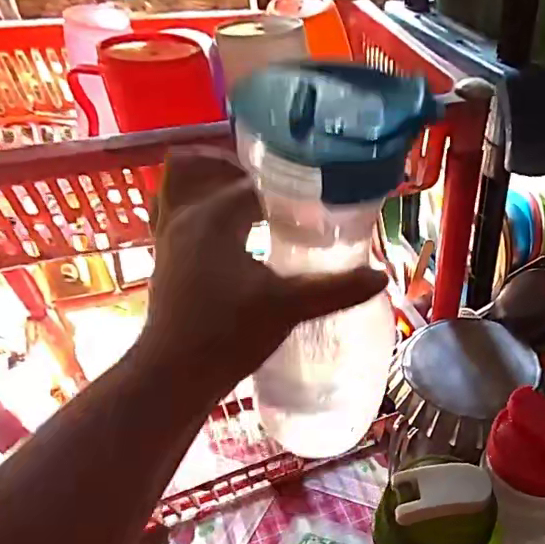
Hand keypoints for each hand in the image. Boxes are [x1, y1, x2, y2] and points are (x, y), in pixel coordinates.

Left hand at [135, 149, 386, 399]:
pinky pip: (174, 211)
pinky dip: (196, 207)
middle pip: (209, 168)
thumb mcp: (288, 308)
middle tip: (280, 191)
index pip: (256, 183)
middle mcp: (185, 214)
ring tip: (248, 200)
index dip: (289, 187)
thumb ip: (336, 289)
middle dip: (244, 172)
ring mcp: (168, 235)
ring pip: (181, 183)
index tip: (316, 200)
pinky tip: (225, 232)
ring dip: (211, 181)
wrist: (176, 374)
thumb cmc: (229, 335)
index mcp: (215, 215)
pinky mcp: (164, 258)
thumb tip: (380, 277)